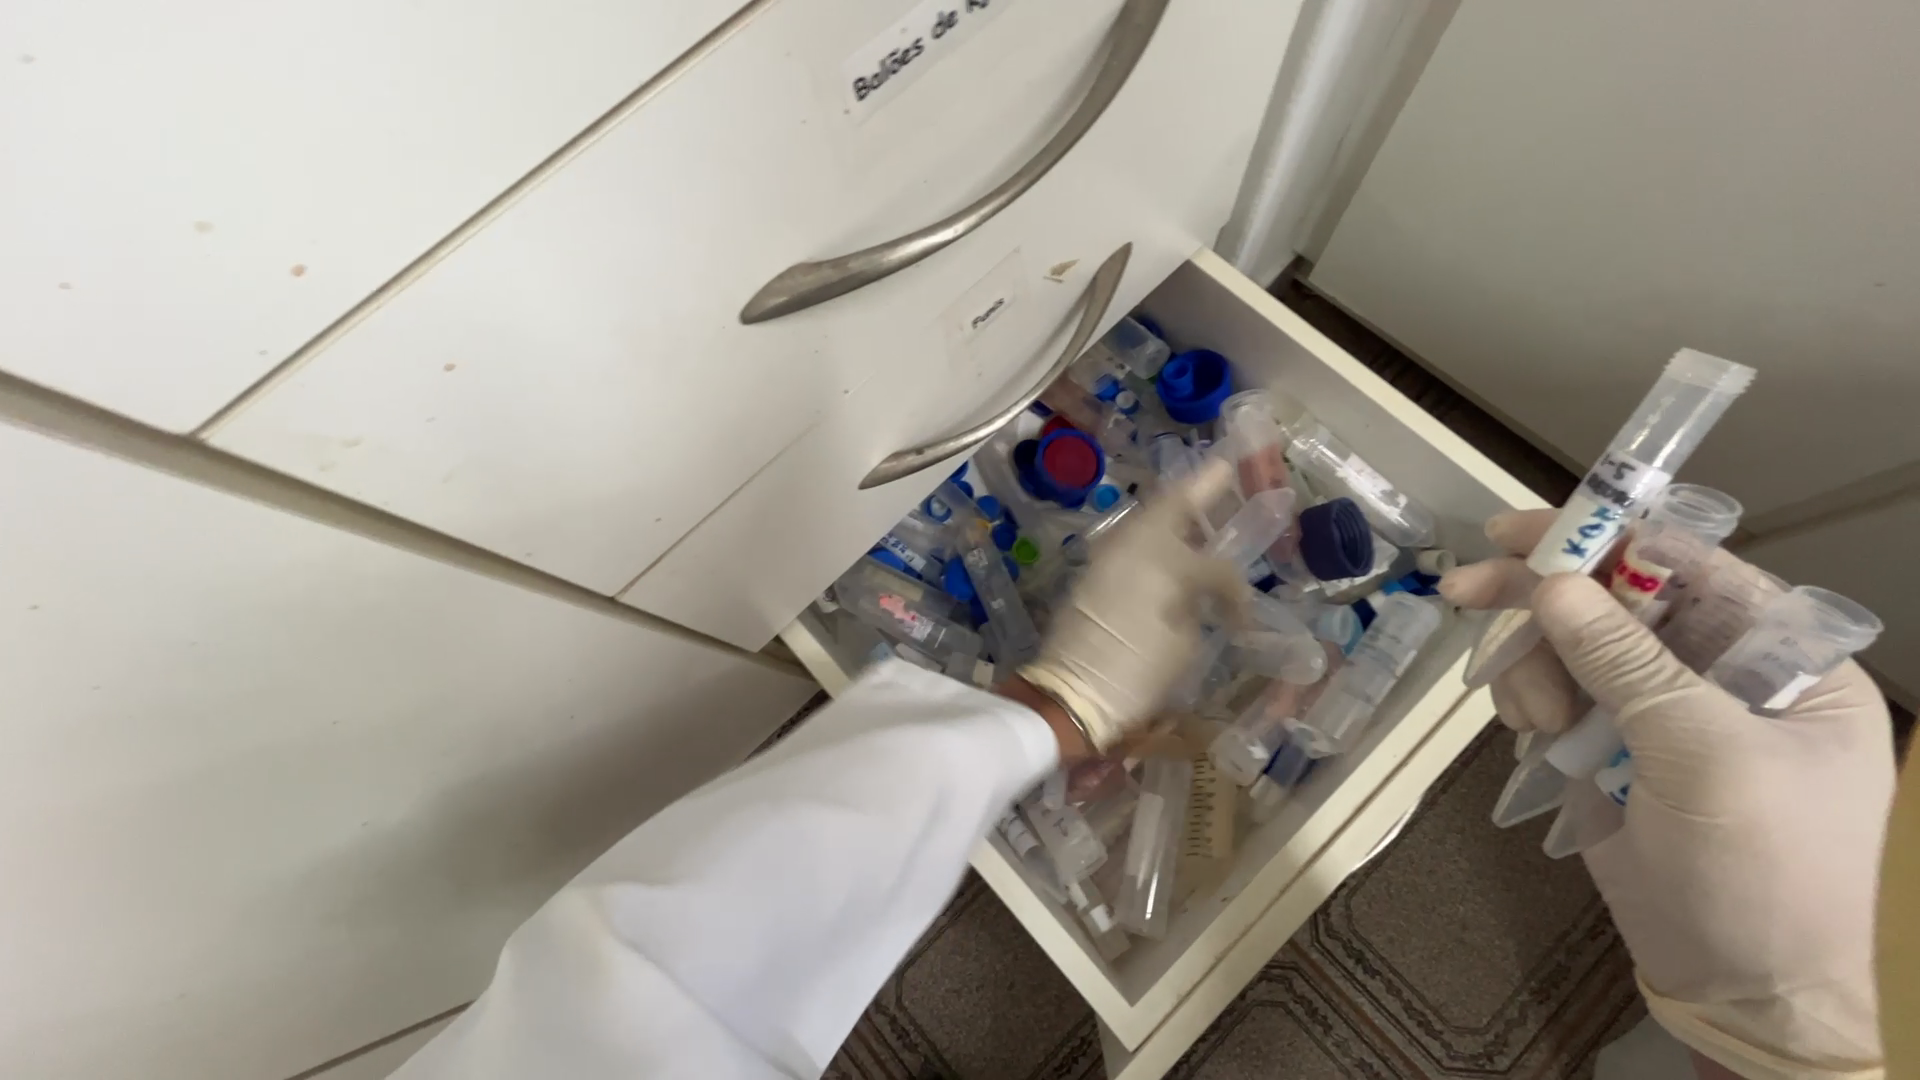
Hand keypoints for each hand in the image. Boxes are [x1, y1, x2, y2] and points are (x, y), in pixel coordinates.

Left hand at [1017, 457, 1244, 752]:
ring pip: (1146, 520)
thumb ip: (1198, 607)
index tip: (1243, 604)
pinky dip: (1150, 537)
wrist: (1072, 692)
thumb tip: (1201, 596)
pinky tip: (1166, 546)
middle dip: (1199, 490)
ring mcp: (1107, 555)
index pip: (1214, 566)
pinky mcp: (1090, 571)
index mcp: (1165, 564)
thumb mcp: (1183, 647)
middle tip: (1221, 472)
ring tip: (1197, 513)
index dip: (1234, 586)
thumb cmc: (1136, 674)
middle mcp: (1133, 546)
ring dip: (1172, 515)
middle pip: (1171, 506)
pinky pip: (1127, 541)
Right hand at [1441, 509, 1895, 1074]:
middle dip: (1537, 596)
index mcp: (1778, 663)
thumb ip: (1627, 664)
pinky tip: (1534, 734)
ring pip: (1561, 644)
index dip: (1609, 540)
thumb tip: (1551, 583)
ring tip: (1535, 722)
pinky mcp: (1602, 735)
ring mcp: (1652, 704)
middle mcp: (1713, 671)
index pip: (1694, 572)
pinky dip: (1525, 700)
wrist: (1731, 977)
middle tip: (1461, 585)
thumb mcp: (1702, 756)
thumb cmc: (1756, 868)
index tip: (1523, 531)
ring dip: (1531, 670)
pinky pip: (1543, 687)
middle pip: (1611, 601)